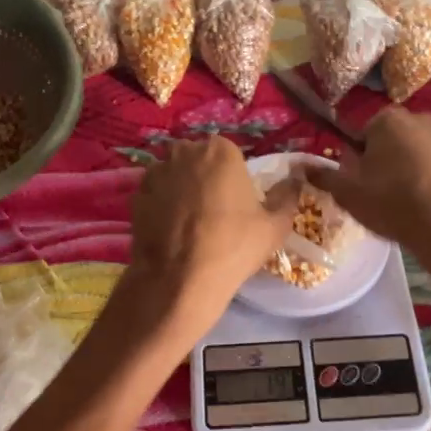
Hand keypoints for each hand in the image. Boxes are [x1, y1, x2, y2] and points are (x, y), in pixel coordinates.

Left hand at [127, 138, 300, 319]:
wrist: (179, 279)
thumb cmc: (233, 247)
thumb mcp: (275, 225)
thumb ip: (287, 196)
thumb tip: (295, 180)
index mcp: (221, 150)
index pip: (229, 154)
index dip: (233, 177)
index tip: (236, 201)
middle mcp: (184, 151)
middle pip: (198, 159)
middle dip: (204, 177)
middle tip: (214, 211)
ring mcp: (155, 172)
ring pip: (173, 174)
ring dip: (181, 189)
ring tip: (190, 222)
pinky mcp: (135, 195)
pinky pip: (154, 194)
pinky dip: (161, 205)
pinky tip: (170, 230)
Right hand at [307, 109, 430, 269]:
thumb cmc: (392, 204)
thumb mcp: (347, 193)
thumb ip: (323, 176)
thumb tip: (300, 166)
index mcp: (389, 119)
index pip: (362, 133)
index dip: (357, 158)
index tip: (358, 181)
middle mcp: (420, 119)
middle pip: (390, 140)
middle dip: (382, 161)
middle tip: (376, 194)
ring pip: (413, 154)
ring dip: (404, 171)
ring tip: (400, 204)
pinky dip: (426, 181)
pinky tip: (422, 207)